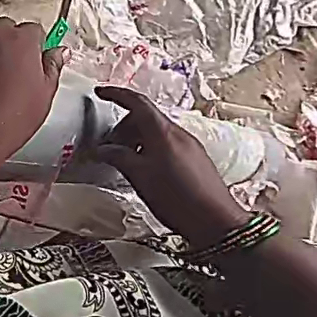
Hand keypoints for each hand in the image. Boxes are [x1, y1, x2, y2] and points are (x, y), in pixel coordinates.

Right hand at [95, 86, 247, 243]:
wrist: (216, 223)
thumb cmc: (175, 197)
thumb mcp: (139, 176)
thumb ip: (118, 157)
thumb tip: (102, 149)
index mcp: (162, 132)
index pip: (137, 103)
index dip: (116, 94)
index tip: (100, 93)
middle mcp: (178, 133)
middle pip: (145, 118)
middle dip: (123, 127)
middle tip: (109, 147)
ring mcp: (189, 145)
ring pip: (156, 132)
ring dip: (136, 140)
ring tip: (125, 161)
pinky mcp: (195, 158)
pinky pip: (167, 144)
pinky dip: (150, 149)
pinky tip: (145, 170)